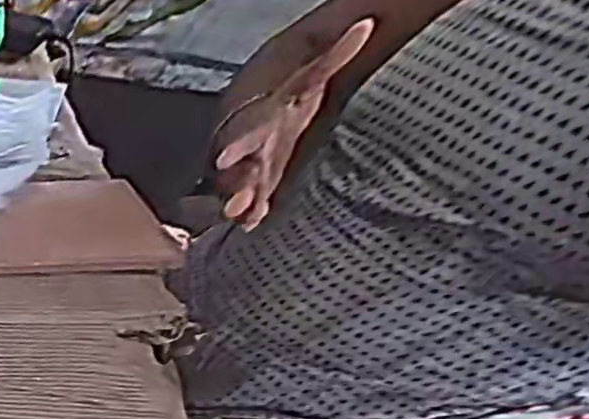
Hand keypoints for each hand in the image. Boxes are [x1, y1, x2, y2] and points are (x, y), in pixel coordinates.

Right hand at [214, 18, 373, 228]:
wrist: (264, 114)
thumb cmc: (284, 99)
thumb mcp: (307, 77)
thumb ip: (334, 56)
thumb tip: (366, 25)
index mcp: (251, 126)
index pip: (239, 137)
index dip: (231, 149)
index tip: (221, 160)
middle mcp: (243, 152)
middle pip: (233, 172)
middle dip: (234, 187)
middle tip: (235, 203)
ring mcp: (246, 172)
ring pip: (235, 192)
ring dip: (238, 205)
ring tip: (245, 217)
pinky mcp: (254, 187)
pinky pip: (247, 203)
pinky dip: (249, 213)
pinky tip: (254, 222)